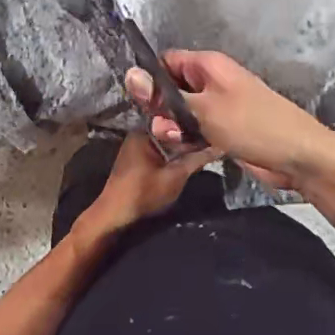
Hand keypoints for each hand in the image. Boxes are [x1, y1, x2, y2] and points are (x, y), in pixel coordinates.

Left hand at [76, 132, 222, 237]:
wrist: (114, 214)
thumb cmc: (143, 192)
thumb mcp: (174, 176)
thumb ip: (196, 160)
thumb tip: (219, 147)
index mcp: (145, 131)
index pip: (175, 120)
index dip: (196, 125)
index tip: (215, 128)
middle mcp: (139, 134)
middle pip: (171, 131)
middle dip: (190, 137)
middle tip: (214, 140)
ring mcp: (137, 146)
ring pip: (166, 142)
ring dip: (183, 147)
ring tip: (206, 148)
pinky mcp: (137, 159)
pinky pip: (160, 150)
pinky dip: (173, 154)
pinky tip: (188, 158)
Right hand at [124, 50, 334, 191]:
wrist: (296, 156)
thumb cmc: (251, 124)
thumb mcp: (203, 109)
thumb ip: (165, 96)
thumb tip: (130, 74)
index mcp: (208, 65)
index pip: (167, 61)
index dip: (151, 78)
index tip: (141, 101)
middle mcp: (212, 81)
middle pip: (172, 89)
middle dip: (161, 109)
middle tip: (160, 127)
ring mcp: (218, 106)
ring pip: (182, 113)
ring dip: (173, 127)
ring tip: (175, 140)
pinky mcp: (223, 129)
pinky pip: (196, 129)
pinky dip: (188, 138)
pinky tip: (187, 149)